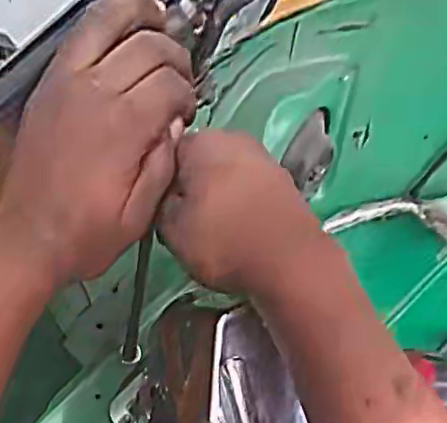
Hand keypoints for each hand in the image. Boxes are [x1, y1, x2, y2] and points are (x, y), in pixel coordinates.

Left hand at [0, 0, 195, 288]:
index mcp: (123, 128)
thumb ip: (162, 169)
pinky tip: (119, 31)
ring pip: (111, 20)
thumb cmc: (80, 239)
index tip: (186, 113)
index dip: (187, 94)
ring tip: (158, 23)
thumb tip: (174, 130)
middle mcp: (95, 93)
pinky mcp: (48, 86)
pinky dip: (104, 22)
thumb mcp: (135, 220)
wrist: (30, 242)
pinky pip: (79, 34)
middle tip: (180, 80)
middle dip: (175, 58)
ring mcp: (67, 83)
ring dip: (141, 16)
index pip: (171, 82)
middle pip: (150, 45)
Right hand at [157, 130, 329, 296]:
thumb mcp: (172, 231)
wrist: (288, 260)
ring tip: (212, 231)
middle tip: (184, 224)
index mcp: (199, 141)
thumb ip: (160, 206)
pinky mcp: (281, 181)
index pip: (166, 154)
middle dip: (190, 188)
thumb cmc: (222, 242)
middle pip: (198, 163)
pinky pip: (247, 191)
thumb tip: (166, 197)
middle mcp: (232, 137)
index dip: (159, 184)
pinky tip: (237, 230)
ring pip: (224, 176)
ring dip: (216, 199)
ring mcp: (261, 157)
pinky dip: (239, 207)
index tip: (159, 211)